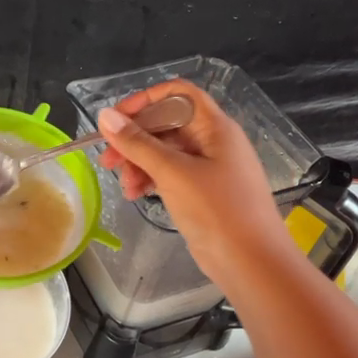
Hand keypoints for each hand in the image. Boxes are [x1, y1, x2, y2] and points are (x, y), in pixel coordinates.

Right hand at [97, 80, 292, 273]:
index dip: (146, 99)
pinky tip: (135, 194)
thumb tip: (105, 115)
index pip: (178, 94)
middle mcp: (212, 141)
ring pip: (163, 151)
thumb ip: (137, 143)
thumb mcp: (172, 173)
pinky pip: (168, 173)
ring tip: (124, 186)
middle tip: (107, 159)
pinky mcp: (201, 191)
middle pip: (166, 123)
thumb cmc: (217, 210)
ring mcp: (207, 168)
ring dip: (138, 163)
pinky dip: (149, 179)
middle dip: (133, 138)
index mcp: (215, 127)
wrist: (252, 263)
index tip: (116, 119)